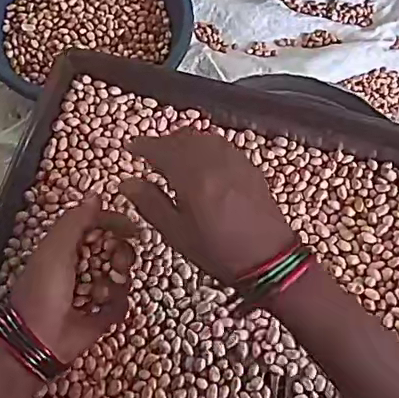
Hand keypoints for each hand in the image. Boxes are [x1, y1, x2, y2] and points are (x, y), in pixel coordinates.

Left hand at [6, 198, 136, 364]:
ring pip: (123, 276)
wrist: (38, 338)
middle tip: (114, 264)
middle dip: (120, 255)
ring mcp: (94, 291)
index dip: (115, 225)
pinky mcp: (103, 315)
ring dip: (116, 282)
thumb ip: (76, 221)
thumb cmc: (43, 288)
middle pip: (117, 250)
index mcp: (68, 246)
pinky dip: (115, 305)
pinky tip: (101, 308)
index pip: (99, 227)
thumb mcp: (55, 247)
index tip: (130, 228)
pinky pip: (123, 303)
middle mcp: (83, 265)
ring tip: (100, 292)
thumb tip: (97, 196)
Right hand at [118, 131, 297, 281]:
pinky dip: (204, 147)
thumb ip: (150, 203)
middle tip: (149, 155)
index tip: (131, 148)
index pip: (160, 149)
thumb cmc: (218, 252)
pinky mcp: (249, 167)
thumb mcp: (176, 233)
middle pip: (181, 138)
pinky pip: (220, 145)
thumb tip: (128, 183)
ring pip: (202, 138)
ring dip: (183, 142)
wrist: (270, 259)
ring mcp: (234, 161)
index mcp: (191, 176)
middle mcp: (213, 161)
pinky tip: (201, 164)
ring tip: (173, 158)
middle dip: (162, 143)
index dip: (142, 146)